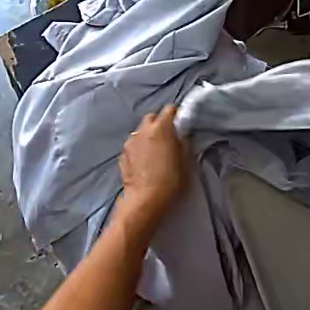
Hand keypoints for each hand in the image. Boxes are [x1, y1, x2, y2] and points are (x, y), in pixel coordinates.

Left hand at [117, 105, 187, 228]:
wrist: (145, 200)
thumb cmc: (171, 179)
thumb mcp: (186, 160)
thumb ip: (185, 142)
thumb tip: (184, 134)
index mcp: (161, 128)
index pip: (169, 109)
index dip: (177, 114)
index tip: (182, 123)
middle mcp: (143, 130)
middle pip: (152, 117)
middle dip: (160, 122)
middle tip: (169, 135)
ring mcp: (130, 143)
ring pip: (141, 131)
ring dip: (149, 135)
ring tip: (156, 149)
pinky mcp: (122, 155)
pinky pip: (134, 144)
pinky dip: (140, 147)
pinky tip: (146, 160)